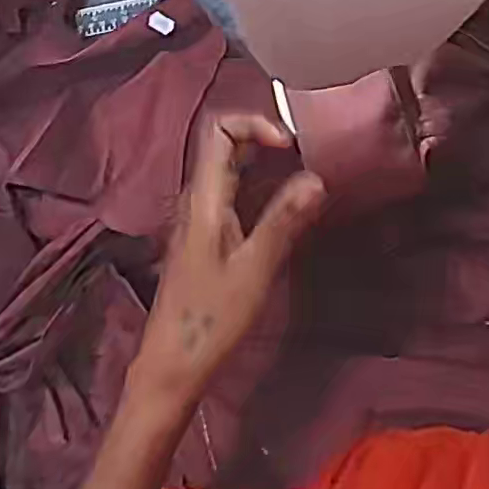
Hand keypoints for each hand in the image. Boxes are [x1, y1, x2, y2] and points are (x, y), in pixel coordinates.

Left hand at [128, 114, 326, 410]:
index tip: (290, 143)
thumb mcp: (254, 269)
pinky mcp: (208, 233)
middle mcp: (199, 196)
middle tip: (306, 154)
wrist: (171, 365)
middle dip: (265, 138)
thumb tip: (317, 177)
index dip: (254, 123)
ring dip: (266, 162)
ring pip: (232, 168)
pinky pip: (235, 191)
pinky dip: (262, 185)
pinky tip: (288, 204)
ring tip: (305, 173)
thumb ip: (284, 220)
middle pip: (226, 143)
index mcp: (204, 196)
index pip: (219, 129)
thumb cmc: (211, 318)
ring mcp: (202, 214)